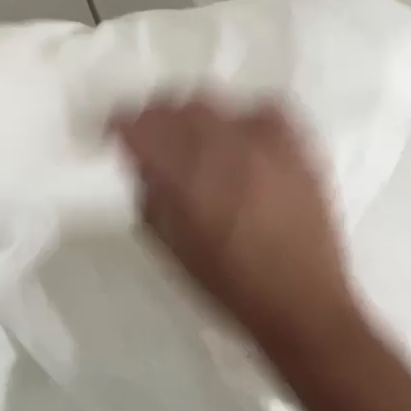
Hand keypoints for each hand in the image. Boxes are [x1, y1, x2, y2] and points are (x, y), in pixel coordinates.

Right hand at [114, 99, 359, 352]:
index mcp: (176, 175)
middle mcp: (216, 154)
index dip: (113, 125)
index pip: (131, 124)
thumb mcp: (160, 235)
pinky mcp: (299, 158)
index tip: (109, 136)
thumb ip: (147, 186)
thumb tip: (139, 157)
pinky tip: (240, 134)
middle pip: (169, 106)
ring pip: (211, 102)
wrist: (301, 307)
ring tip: (191, 134)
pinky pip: (270, 113)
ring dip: (190, 113)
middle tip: (146, 136)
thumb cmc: (219, 277)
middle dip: (149, 116)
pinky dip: (248, 115)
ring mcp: (262, 152)